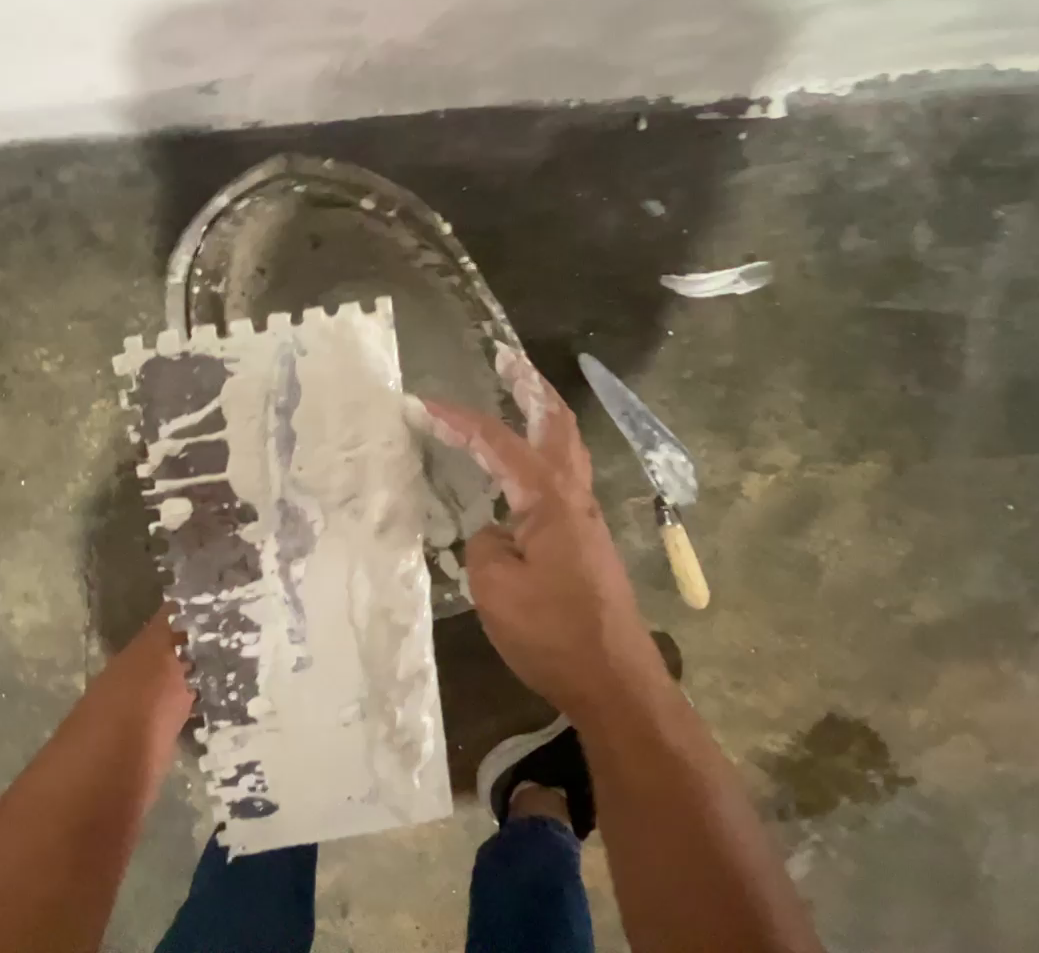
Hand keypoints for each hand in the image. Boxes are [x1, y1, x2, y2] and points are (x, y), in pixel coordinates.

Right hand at [409, 349, 660, 718]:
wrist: (615, 680)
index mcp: (550, 498)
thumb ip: (484, 544)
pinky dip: (541, 453)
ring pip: (566, 449)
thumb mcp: (494, 586)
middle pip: (557, 423)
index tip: (423, 402)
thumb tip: (496, 532)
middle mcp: (575, 496)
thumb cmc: (552, 631)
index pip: (499, 442)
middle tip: (507, 359)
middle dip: (531, 385)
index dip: (461, 419)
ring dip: (542, 415)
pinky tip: (522, 470)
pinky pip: (561, 479)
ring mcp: (586, 520)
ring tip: (517, 395)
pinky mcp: (587, 544)